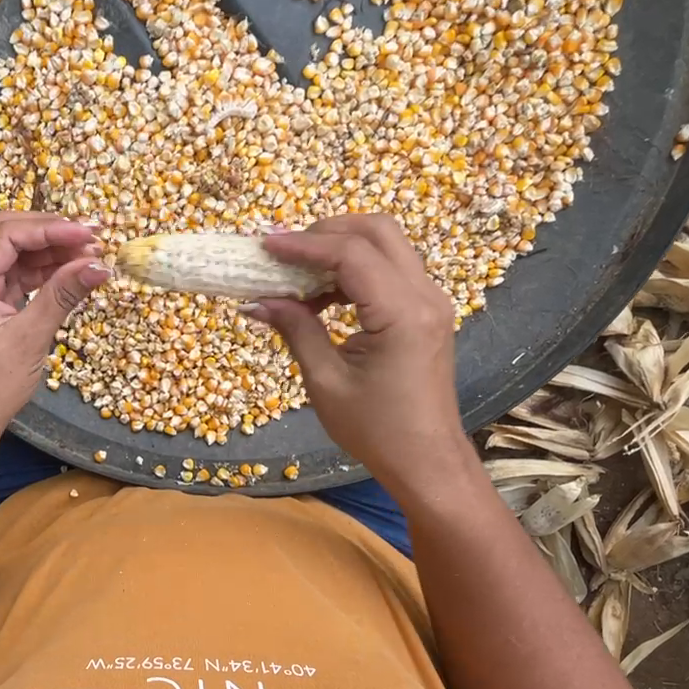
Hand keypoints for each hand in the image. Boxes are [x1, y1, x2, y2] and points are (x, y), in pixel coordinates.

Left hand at [0, 212, 108, 450]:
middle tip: (93, 236)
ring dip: (52, 251)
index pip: (7, 235)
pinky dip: (45, 271)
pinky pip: (18, 276)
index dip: (50, 228)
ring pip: (16, 254)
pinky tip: (73, 271)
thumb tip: (100, 266)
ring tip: (91, 255)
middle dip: (51, 232)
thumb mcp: (31, 338)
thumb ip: (63, 295)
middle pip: (9, 235)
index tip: (88, 233)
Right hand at [242, 215, 468, 492]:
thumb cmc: (374, 429)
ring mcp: (431, 300)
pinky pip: (390, 270)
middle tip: (284, 251)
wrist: (425, 458)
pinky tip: (321, 295)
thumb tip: (257, 301)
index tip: (265, 245)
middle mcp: (425, 295)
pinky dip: (353, 270)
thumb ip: (296, 331)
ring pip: (387, 245)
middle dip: (326, 232)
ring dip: (340, 249)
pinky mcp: (425, 311)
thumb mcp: (325, 382)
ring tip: (297, 273)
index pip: (351, 255)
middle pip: (378, 231)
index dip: (304, 244)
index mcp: (401, 314)